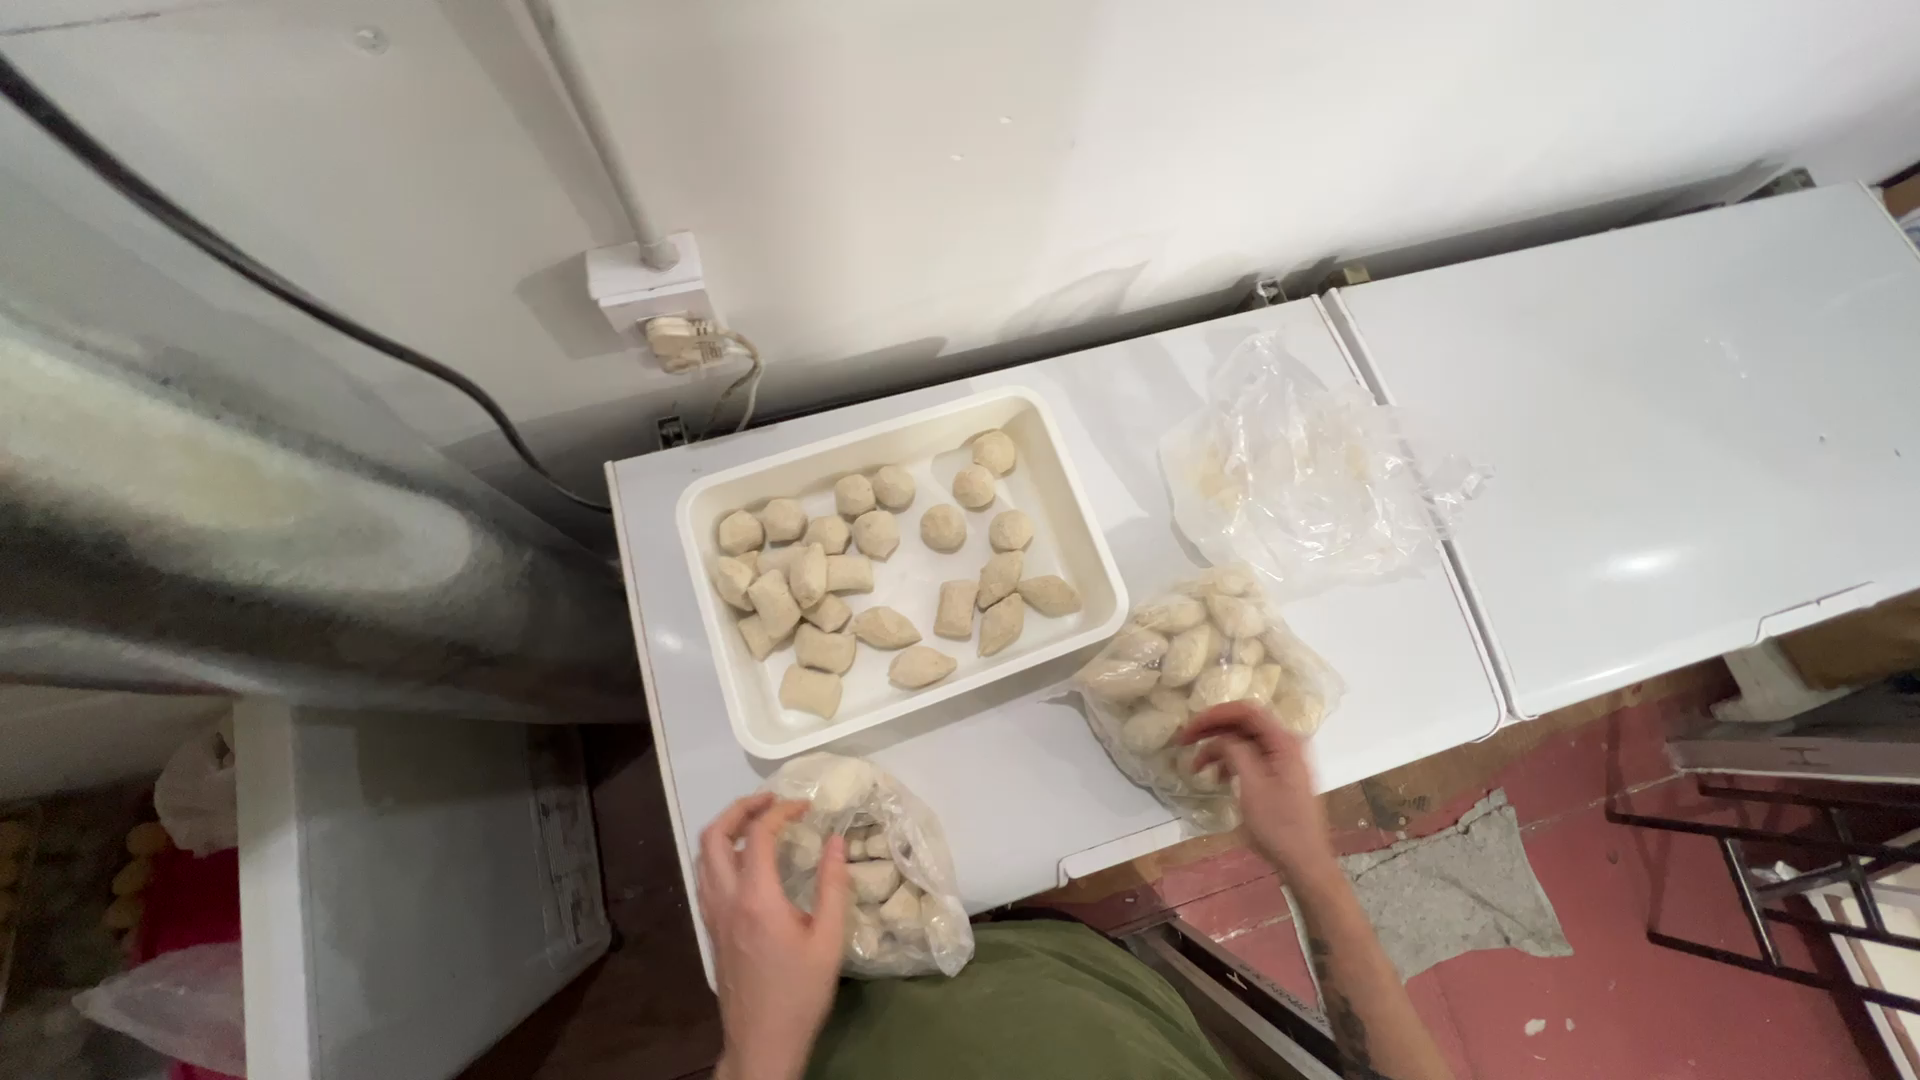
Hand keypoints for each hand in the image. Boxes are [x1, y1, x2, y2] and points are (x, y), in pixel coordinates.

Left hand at [699, 793, 849, 1079]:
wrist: (762, 1044)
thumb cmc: (800, 993)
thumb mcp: (829, 940)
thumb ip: (833, 885)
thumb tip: (836, 840)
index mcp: (756, 899)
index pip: (759, 835)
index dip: (781, 811)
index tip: (806, 807)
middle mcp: (726, 900)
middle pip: (714, 836)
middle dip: (740, 808)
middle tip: (771, 801)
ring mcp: (714, 916)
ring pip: (704, 856)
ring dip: (727, 829)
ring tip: (759, 822)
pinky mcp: (712, 930)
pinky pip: (706, 877)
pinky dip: (722, 854)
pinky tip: (747, 860)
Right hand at [1180, 701, 1336, 881]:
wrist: (1305, 862)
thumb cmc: (1279, 825)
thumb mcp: (1252, 785)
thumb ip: (1235, 751)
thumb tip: (1219, 737)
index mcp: (1284, 741)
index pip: (1245, 711)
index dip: (1214, 714)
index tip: (1189, 728)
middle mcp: (1286, 744)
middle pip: (1243, 724)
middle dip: (1212, 730)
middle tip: (1184, 741)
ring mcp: (1284, 759)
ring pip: (1244, 741)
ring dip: (1218, 748)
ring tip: (1196, 766)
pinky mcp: (1279, 774)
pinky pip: (1250, 756)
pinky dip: (1230, 762)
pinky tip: (1217, 778)